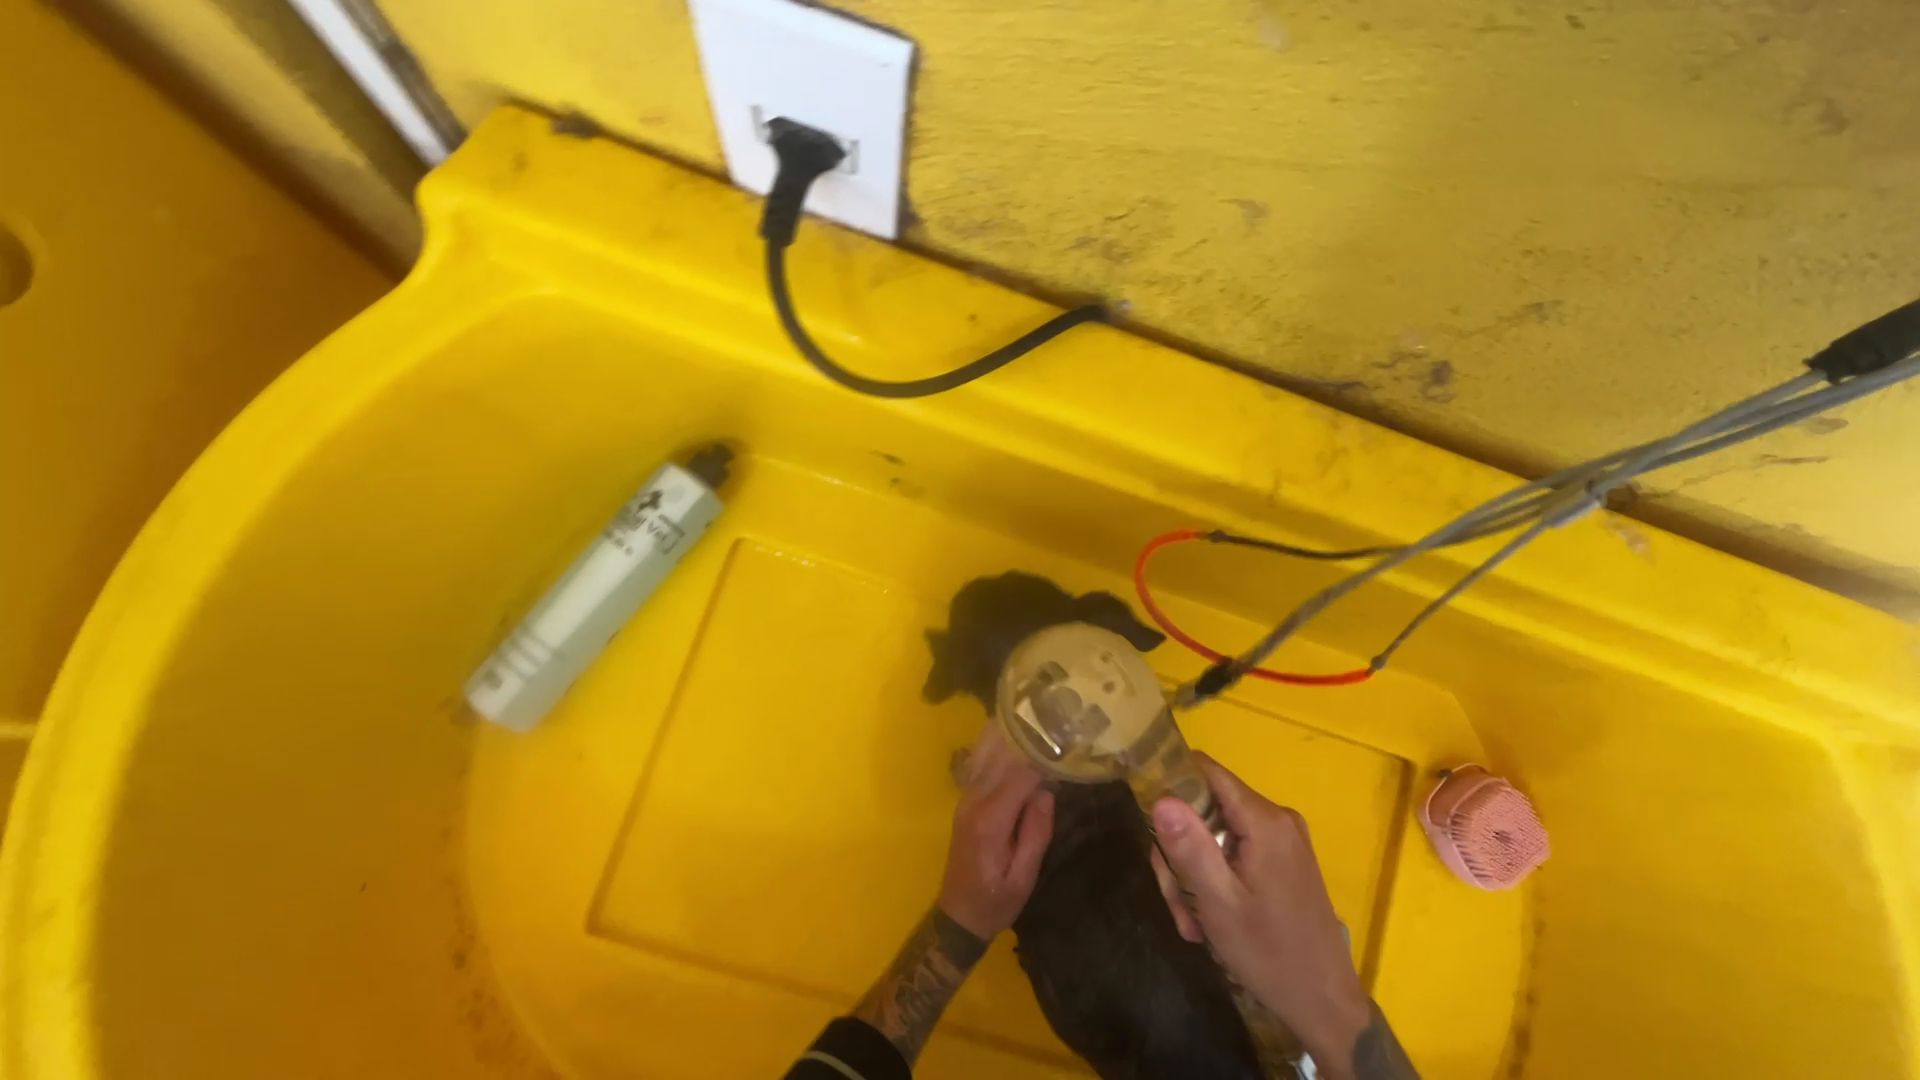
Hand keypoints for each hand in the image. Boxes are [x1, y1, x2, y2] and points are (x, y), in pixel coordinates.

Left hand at [937, 724, 1054, 940]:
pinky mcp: (966, 801)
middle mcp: (974, 803)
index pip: (1019, 777)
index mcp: (990, 821)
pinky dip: (998, 747)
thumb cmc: (995, 902)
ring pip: (987, 757)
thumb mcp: (1023, 877)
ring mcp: (966, 800)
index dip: (1042, 758)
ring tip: (1037, 716)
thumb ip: (1035, 833)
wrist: (958, 915)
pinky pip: (981, 766)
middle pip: (1001, 759)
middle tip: (1056, 719)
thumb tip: (1046, 793)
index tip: (1066, 741)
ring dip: (1011, 736)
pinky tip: (1013, 733)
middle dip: (1027, 739)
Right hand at [1149, 754, 1371, 1070]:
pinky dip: (1216, 879)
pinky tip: (1210, 918)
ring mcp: (1283, 839)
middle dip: (1180, 850)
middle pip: (1205, 808)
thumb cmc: (1270, 954)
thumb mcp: (1219, 903)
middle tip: (1176, 900)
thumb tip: (1160, 798)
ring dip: (1194, 873)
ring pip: (1215, 833)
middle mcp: (1277, 818)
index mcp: (1264, 820)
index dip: (1170, 785)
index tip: (1149, 821)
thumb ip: (1189, 848)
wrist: (1325, 1004)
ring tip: (1193, 920)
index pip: (1205, 769)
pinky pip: (1234, 851)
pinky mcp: (1284, 859)